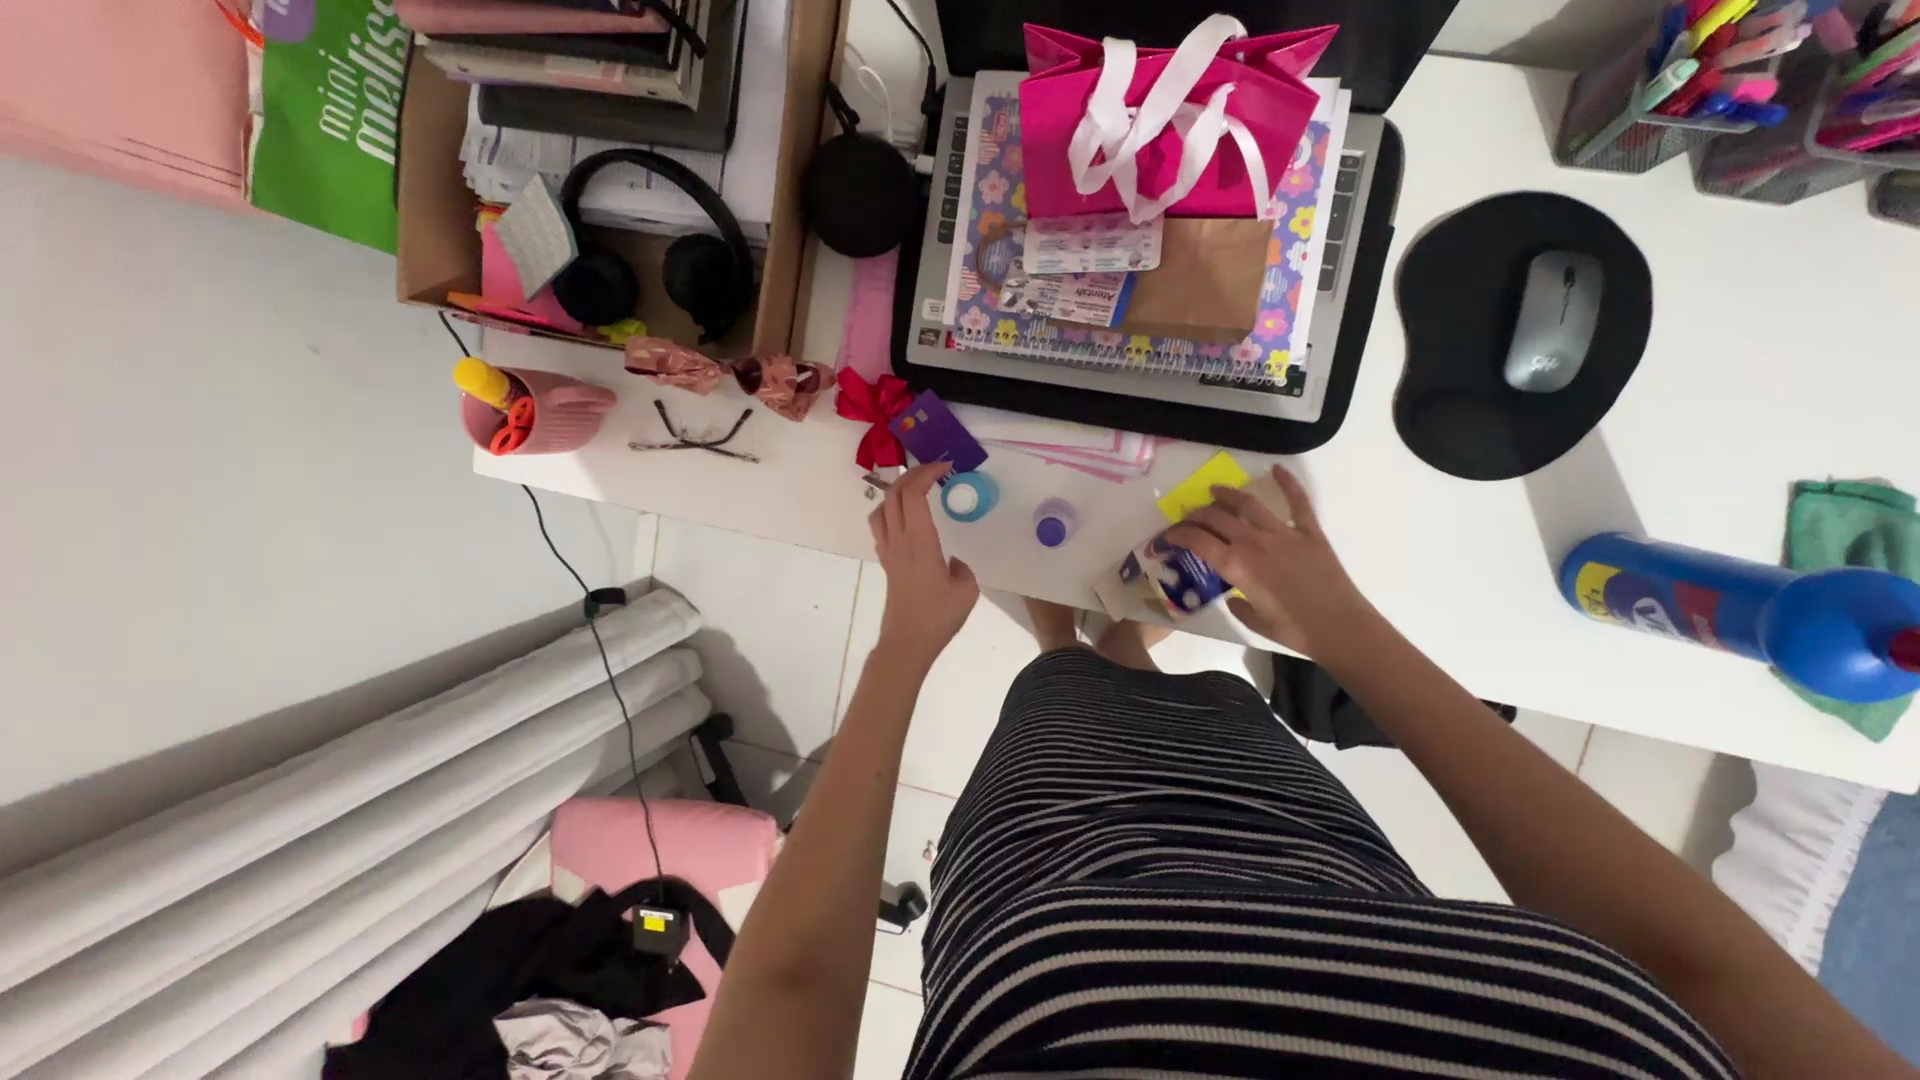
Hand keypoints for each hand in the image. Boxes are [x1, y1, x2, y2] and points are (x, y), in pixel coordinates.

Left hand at [869, 462, 979, 667]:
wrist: (908, 642)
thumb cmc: (938, 616)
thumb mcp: (967, 589)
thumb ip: (962, 568)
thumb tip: (952, 562)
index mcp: (919, 541)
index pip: (913, 493)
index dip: (926, 473)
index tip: (945, 466)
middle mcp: (899, 540)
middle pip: (893, 494)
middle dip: (912, 475)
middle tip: (934, 471)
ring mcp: (888, 552)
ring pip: (881, 508)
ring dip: (897, 491)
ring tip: (917, 490)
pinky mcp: (886, 564)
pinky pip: (881, 527)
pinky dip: (891, 512)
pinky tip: (906, 520)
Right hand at [1163, 465, 1377, 660]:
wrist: (1339, 627)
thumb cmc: (1294, 631)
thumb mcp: (1256, 622)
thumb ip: (1239, 607)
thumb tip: (1235, 597)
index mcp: (1236, 567)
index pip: (1198, 542)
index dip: (1179, 535)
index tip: (1170, 535)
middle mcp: (1254, 543)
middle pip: (1217, 519)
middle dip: (1197, 515)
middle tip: (1188, 516)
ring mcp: (1283, 534)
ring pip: (1249, 504)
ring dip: (1228, 494)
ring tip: (1215, 489)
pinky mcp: (1309, 532)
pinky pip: (1298, 502)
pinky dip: (1288, 483)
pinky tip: (1277, 469)